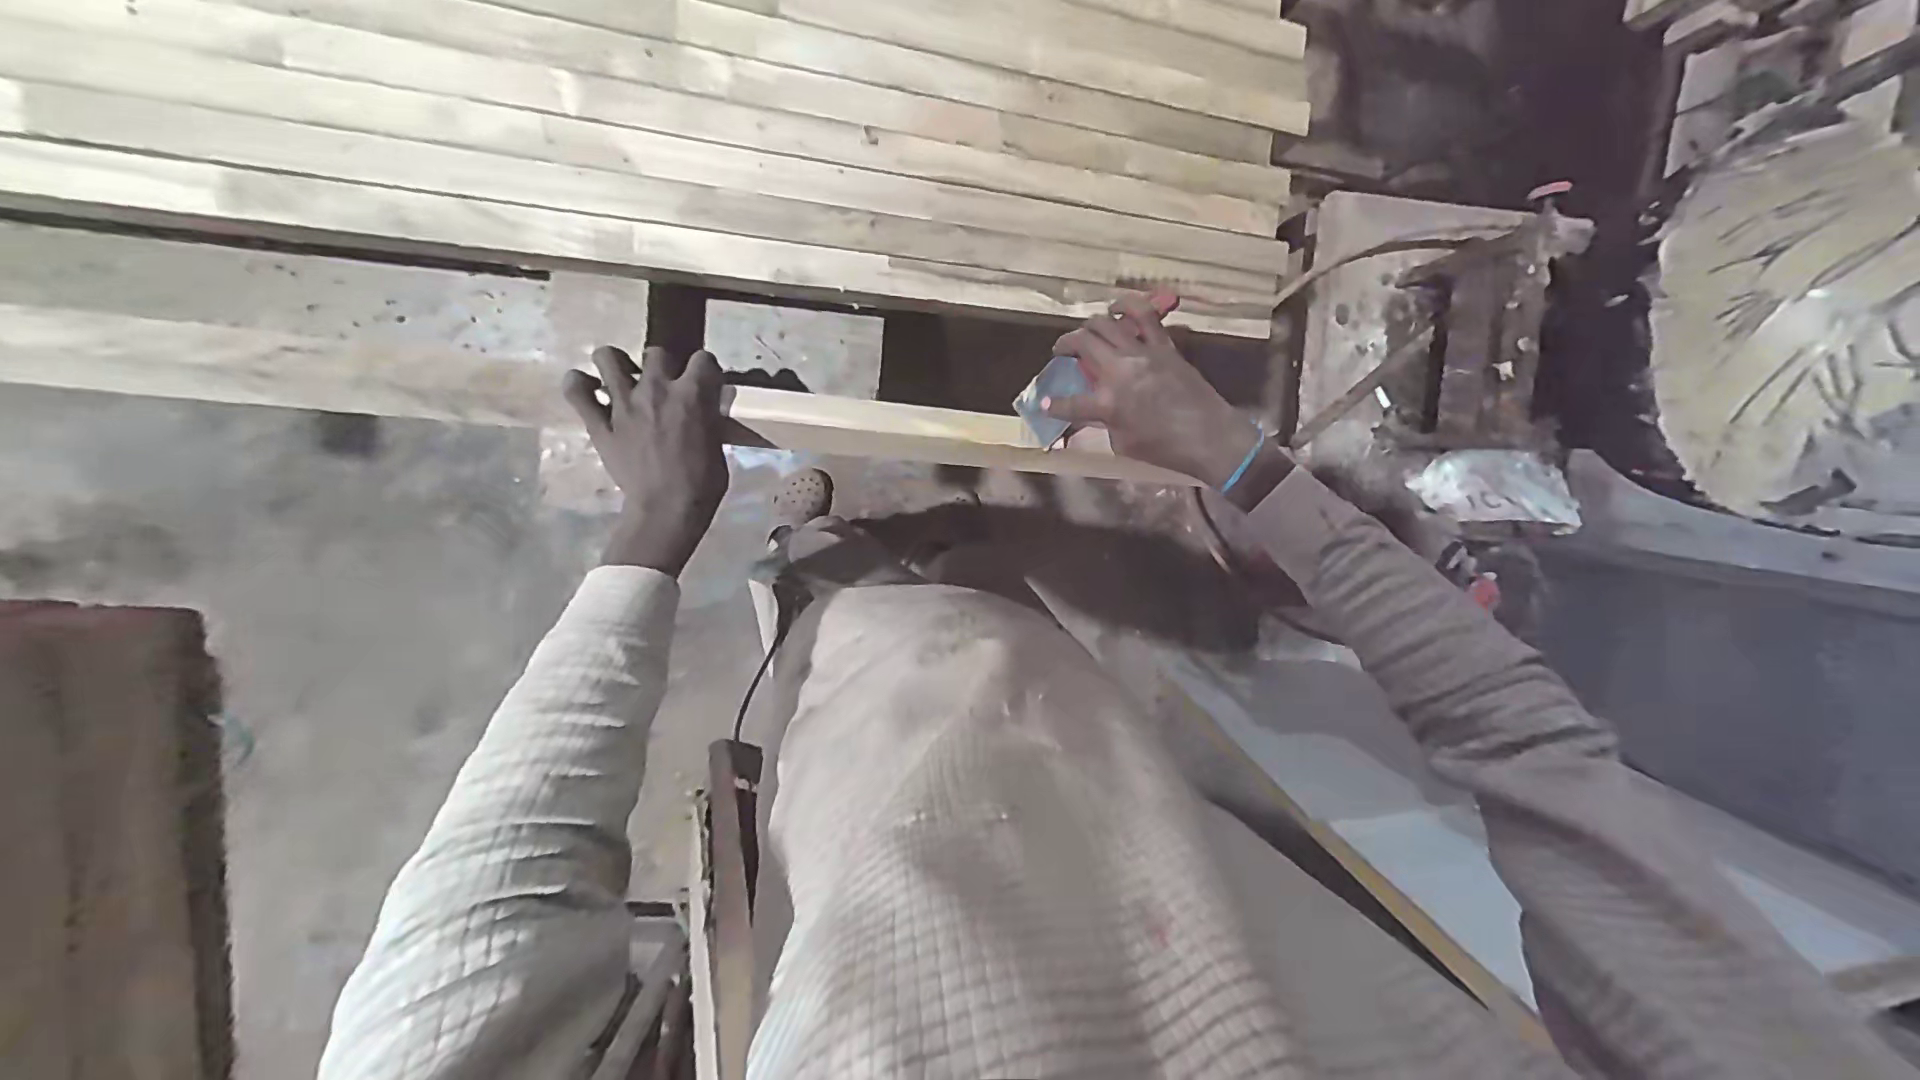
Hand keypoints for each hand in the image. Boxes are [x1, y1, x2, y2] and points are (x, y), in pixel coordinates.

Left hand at [563, 345, 729, 575]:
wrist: (667, 511)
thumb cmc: (703, 483)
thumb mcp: (718, 445)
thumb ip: (707, 419)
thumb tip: (703, 411)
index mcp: (693, 395)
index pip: (703, 359)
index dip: (705, 371)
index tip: (704, 385)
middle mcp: (656, 390)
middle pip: (656, 353)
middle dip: (663, 366)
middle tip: (664, 387)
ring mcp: (623, 405)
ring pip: (607, 357)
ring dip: (616, 364)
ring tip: (623, 379)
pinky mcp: (599, 423)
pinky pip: (576, 391)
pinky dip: (579, 386)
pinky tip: (588, 391)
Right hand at [1043, 291, 1285, 502]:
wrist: (1210, 438)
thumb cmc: (1165, 448)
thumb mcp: (1123, 442)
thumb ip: (1105, 422)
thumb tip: (1096, 412)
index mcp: (1108, 404)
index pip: (1070, 403)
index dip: (1054, 405)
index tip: (1045, 405)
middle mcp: (1121, 371)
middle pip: (1084, 344)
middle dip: (1065, 345)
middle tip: (1061, 350)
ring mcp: (1144, 354)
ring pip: (1107, 324)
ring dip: (1090, 324)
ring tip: (1086, 329)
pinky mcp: (1165, 347)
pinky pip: (1145, 317)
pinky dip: (1128, 307)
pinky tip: (1117, 308)